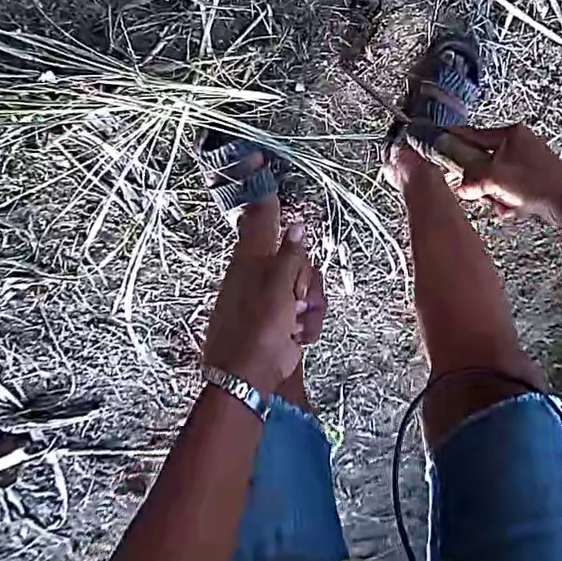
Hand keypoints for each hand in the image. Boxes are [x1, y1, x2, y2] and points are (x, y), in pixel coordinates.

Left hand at [203, 223, 320, 394]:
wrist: (251, 376)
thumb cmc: (257, 327)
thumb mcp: (276, 286)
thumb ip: (290, 254)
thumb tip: (297, 224)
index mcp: (252, 261)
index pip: (260, 224)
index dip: (267, 206)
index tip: (269, 185)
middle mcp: (263, 276)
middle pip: (298, 259)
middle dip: (306, 279)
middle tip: (297, 298)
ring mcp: (276, 299)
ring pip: (308, 285)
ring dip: (310, 306)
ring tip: (298, 323)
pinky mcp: (287, 319)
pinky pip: (310, 310)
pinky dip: (309, 323)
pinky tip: (299, 335)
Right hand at [449, 124, 561, 222]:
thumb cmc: (538, 184)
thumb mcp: (494, 178)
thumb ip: (470, 178)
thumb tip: (459, 181)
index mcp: (511, 134)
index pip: (474, 135)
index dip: (455, 140)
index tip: (440, 139)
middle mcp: (521, 144)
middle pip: (485, 160)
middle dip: (481, 180)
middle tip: (480, 191)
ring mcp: (530, 161)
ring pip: (497, 177)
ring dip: (495, 193)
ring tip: (503, 202)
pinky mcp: (537, 178)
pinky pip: (511, 187)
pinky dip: (509, 199)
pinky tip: (513, 208)